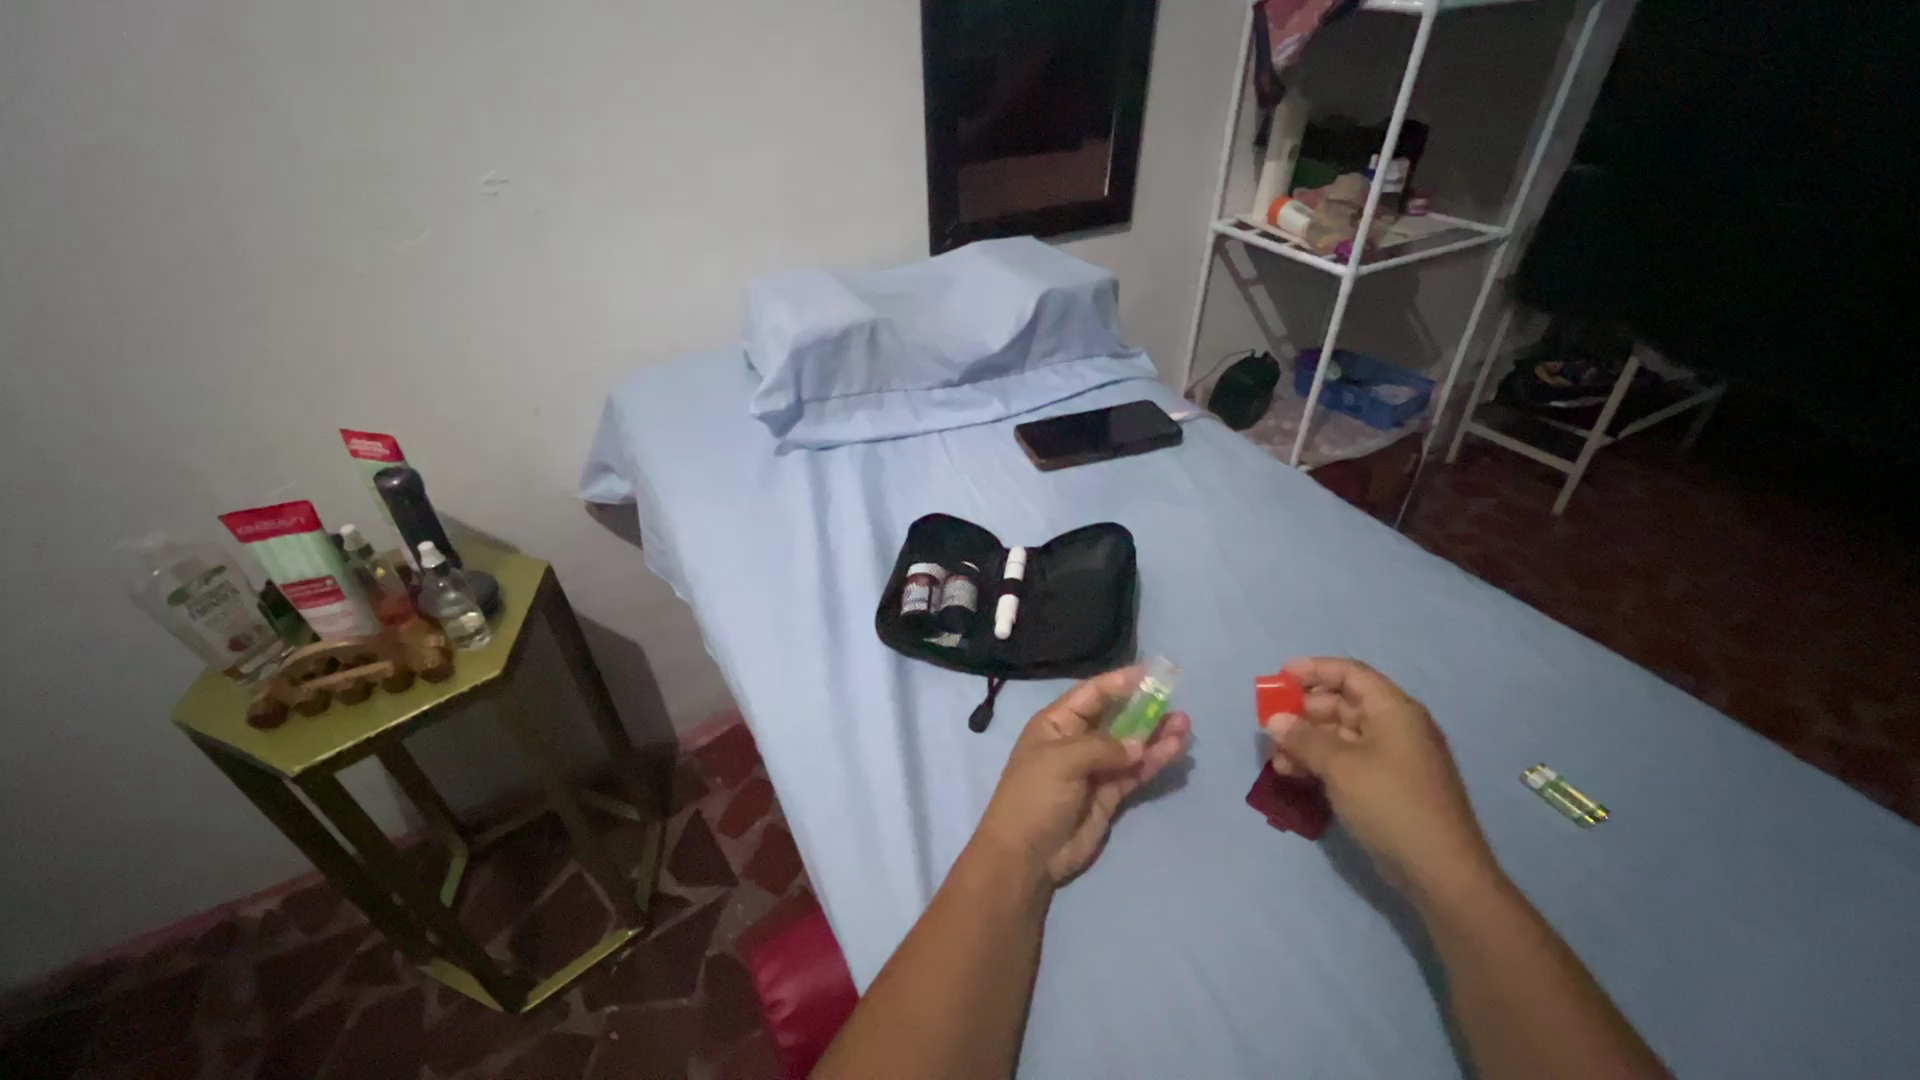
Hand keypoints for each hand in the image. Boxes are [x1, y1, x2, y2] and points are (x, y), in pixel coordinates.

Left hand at [975, 667, 1191, 886]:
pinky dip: (1155, 760)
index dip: (1120, 682)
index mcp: (1056, 724)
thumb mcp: (1062, 761)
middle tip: (1176, 700)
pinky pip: (1135, 771)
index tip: (1151, 673)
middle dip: (1144, 708)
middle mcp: (1077, 741)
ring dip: (1156, 734)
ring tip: (1185, 725)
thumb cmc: (1034, 796)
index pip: (1092, 694)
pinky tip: (1175, 748)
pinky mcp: (1109, 794)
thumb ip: (1103, 747)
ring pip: (1131, 745)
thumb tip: (1138, 745)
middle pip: (1116, 717)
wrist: (1026, 855)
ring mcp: (1094, 769)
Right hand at [1264, 657, 1495, 897]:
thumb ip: (1303, 738)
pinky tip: (1295, 777)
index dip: (1314, 670)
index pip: (1350, 674)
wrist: (1440, 871)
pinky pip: (1346, 761)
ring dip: (1306, 742)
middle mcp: (1395, 728)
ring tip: (1278, 761)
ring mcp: (1392, 759)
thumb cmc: (1391, 804)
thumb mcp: (1340, 766)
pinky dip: (1320, 763)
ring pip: (1340, 736)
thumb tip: (1274, 720)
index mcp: (1394, 711)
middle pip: (1342, 704)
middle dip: (1303, 713)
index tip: (1279, 677)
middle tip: (1270, 727)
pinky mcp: (1386, 786)